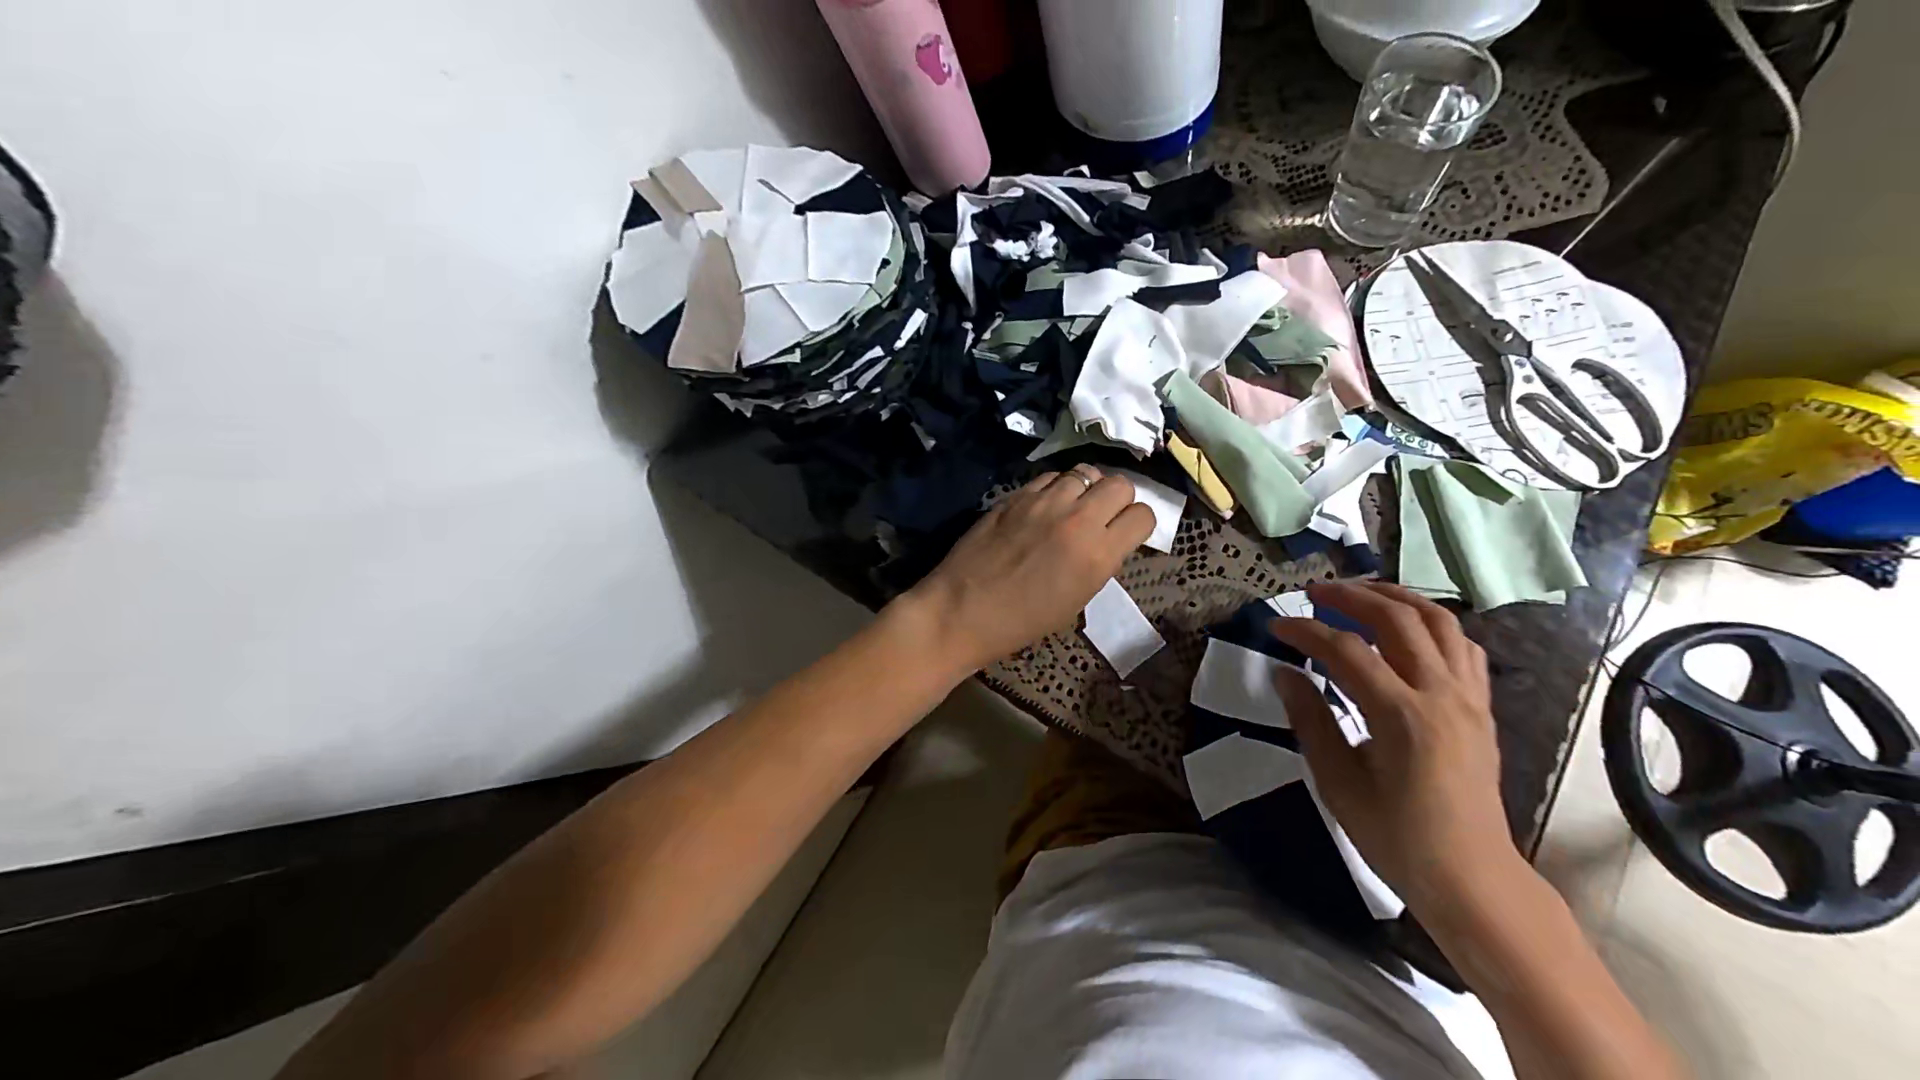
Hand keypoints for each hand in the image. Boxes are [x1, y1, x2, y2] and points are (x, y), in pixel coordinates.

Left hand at [901, 465, 1155, 673]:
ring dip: (1087, 488)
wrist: (962, 609)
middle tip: (1104, 516)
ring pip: (1085, 472)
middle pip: (1120, 484)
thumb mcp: (1076, 601)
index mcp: (1098, 554)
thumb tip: (1109, 542)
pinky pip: (1050, 477)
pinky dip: (1056, 487)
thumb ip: (1100, 563)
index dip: (1139, 524)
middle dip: (1119, 499)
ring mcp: (1044, 502)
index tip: (1127, 533)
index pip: (1143, 515)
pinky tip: (1045, 505)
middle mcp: (1077, 519)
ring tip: (1074, 507)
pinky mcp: (1016, 495)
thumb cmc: (1022, 621)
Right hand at [1269, 582, 1523, 913]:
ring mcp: (1469, 699)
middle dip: (1351, 597)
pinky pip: (1462, 647)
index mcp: (1402, 716)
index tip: (1275, 627)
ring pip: (1439, 622)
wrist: (1469, 875)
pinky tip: (1406, 630)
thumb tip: (1285, 674)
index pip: (1347, 651)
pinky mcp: (1481, 708)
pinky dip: (1431, 625)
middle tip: (1314, 592)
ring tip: (1360, 594)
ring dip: (1396, 599)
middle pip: (1398, 619)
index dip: (1306, 632)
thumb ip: (1311, 720)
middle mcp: (1442, 695)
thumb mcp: (1337, 782)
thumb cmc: (1395, 835)